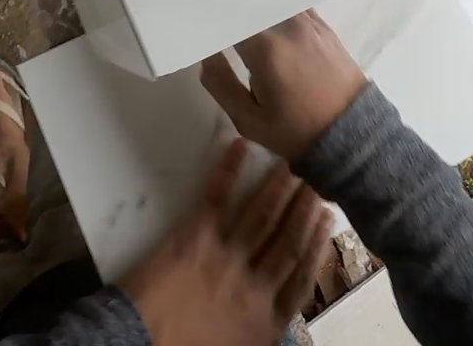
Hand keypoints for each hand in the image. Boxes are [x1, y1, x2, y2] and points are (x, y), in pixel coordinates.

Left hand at [120, 140, 331, 345]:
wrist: (142, 341)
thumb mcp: (243, 345)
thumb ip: (266, 324)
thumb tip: (282, 301)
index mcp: (267, 319)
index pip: (302, 276)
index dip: (319, 244)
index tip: (330, 217)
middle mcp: (254, 286)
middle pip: (288, 240)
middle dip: (305, 207)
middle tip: (317, 179)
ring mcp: (227, 258)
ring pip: (262, 216)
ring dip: (279, 187)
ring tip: (292, 164)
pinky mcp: (197, 236)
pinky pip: (218, 197)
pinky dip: (230, 170)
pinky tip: (240, 146)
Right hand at [200, 10, 366, 160]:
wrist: (353, 136)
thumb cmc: (297, 132)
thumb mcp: (250, 121)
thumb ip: (220, 84)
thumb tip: (207, 54)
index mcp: (267, 49)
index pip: (228, 16)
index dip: (209, 13)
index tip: (195, 16)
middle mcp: (288, 26)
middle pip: (249, 1)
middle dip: (229, 3)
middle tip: (208, 4)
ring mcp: (308, 22)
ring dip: (253, 0)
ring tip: (236, 4)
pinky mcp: (322, 25)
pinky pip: (291, 3)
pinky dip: (275, 2)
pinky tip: (265, 7)